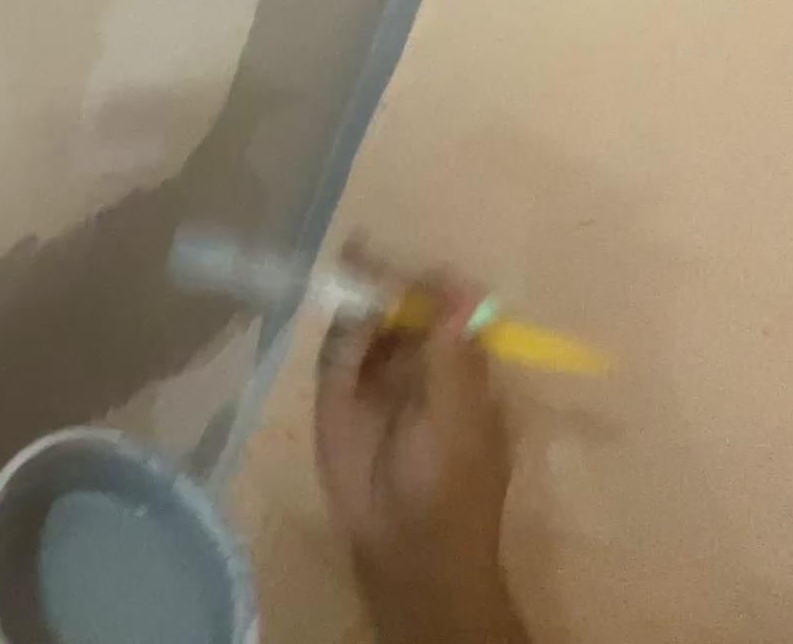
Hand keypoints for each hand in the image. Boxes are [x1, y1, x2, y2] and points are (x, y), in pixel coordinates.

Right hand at [314, 242, 527, 643]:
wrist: (399, 544)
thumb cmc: (447, 485)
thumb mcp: (458, 418)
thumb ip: (450, 354)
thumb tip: (462, 288)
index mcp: (459, 369)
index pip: (446, 313)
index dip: (430, 285)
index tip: (412, 264)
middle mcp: (416, 364)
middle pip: (399, 309)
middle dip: (382, 279)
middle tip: (359, 249)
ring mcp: (373, 375)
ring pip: (363, 321)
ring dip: (353, 294)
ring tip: (342, 262)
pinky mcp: (334, 388)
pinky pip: (334, 348)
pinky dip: (333, 326)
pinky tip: (330, 308)